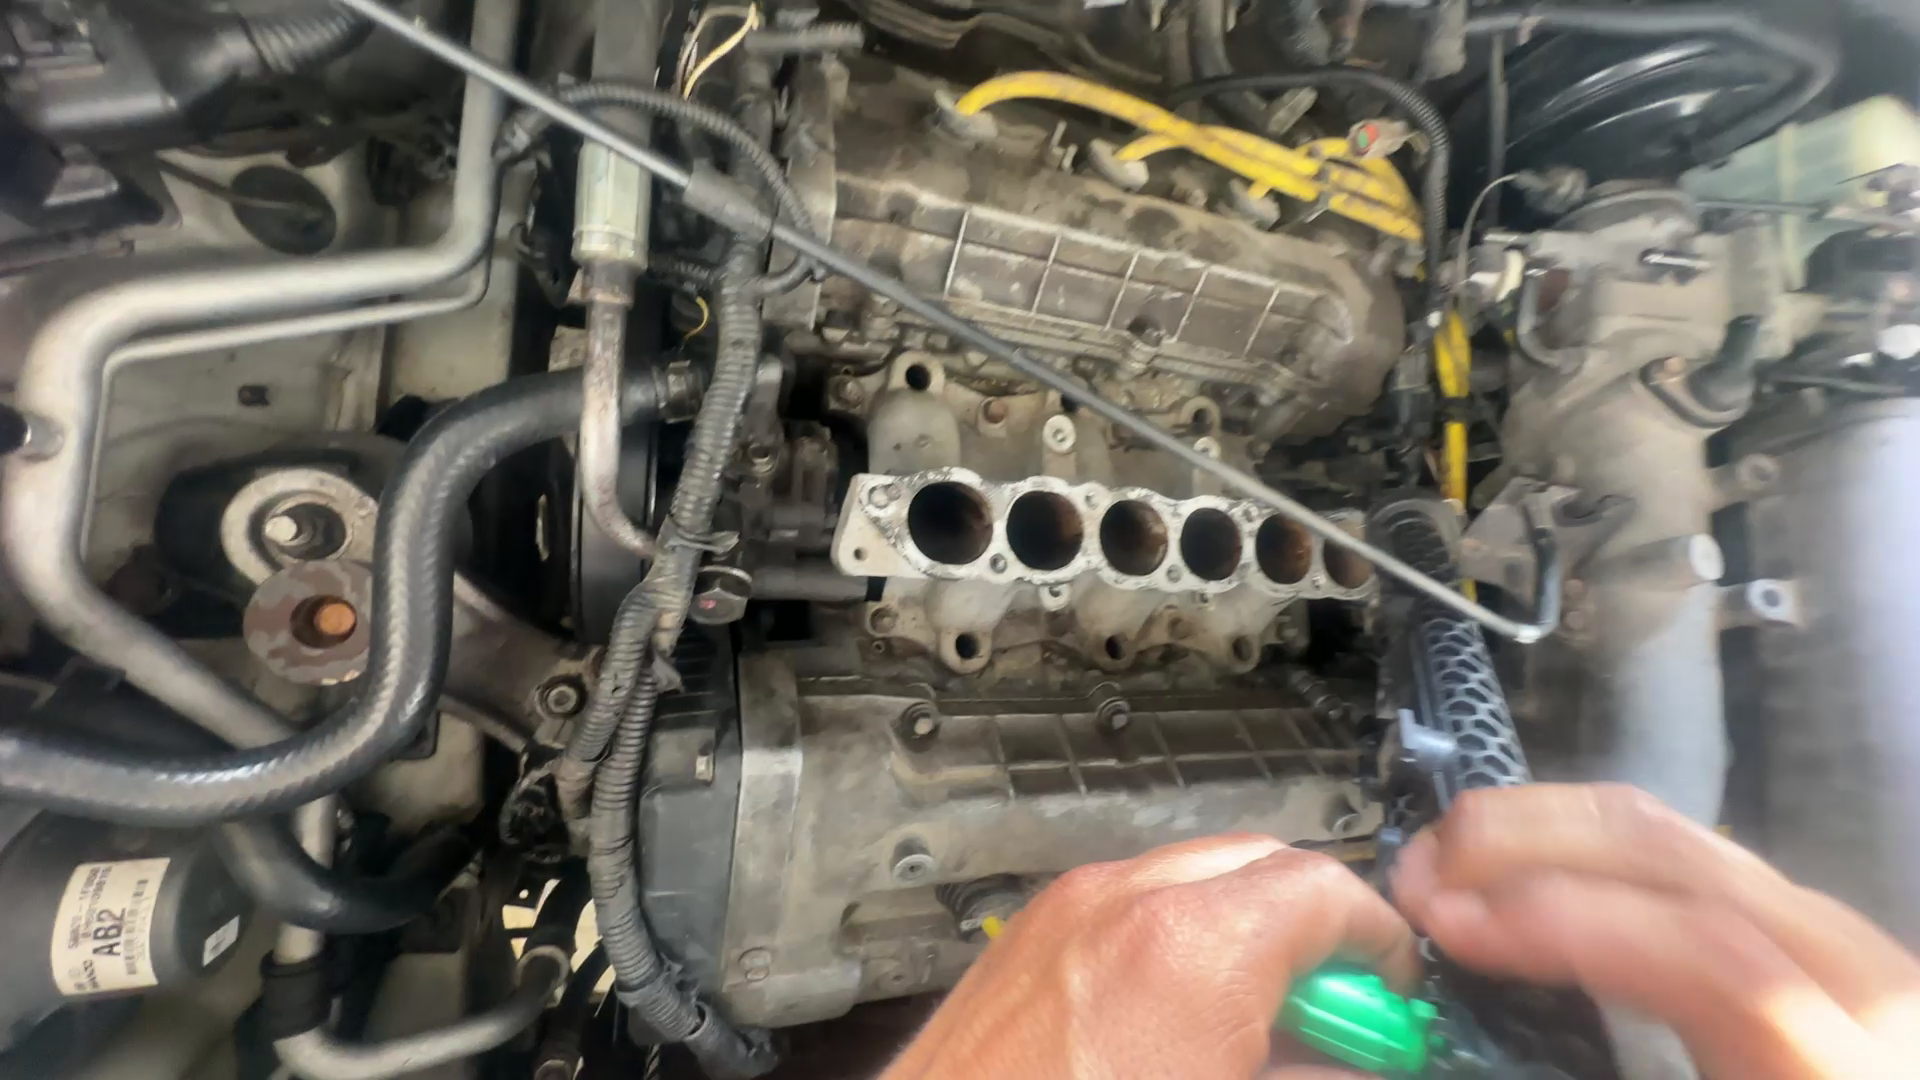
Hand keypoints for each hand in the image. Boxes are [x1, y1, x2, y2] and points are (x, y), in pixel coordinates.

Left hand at [880, 835, 1416, 1079]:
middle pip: (1259, 861)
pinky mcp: (1036, 921)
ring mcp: (1070, 899)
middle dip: (1314, 926)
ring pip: (1196, 872)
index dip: (1377, 939)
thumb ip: (1313, 1076)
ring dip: (1247, 925)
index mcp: (1189, 947)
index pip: (1321, 886)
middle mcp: (1124, 894)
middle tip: (1339, 1016)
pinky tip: (1180, 1009)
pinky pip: (1136, 897)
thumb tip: (1357, 1059)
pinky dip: (1182, 931)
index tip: (1393, 999)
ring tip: (1257, 1018)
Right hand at [1392, 783, 1919, 1079]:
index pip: (1712, 961)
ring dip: (1514, 826)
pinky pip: (1644, 831)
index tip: (1442, 926)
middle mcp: (1849, 971)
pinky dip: (1550, 829)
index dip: (1560, 923)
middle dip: (1507, 848)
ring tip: (1437, 862)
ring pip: (1644, 821)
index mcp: (1847, 1066)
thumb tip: (1449, 1040)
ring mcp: (1809, 917)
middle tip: (1413, 883)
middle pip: (1662, 855)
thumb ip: (1581, 1072)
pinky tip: (1498, 860)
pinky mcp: (1767, 897)